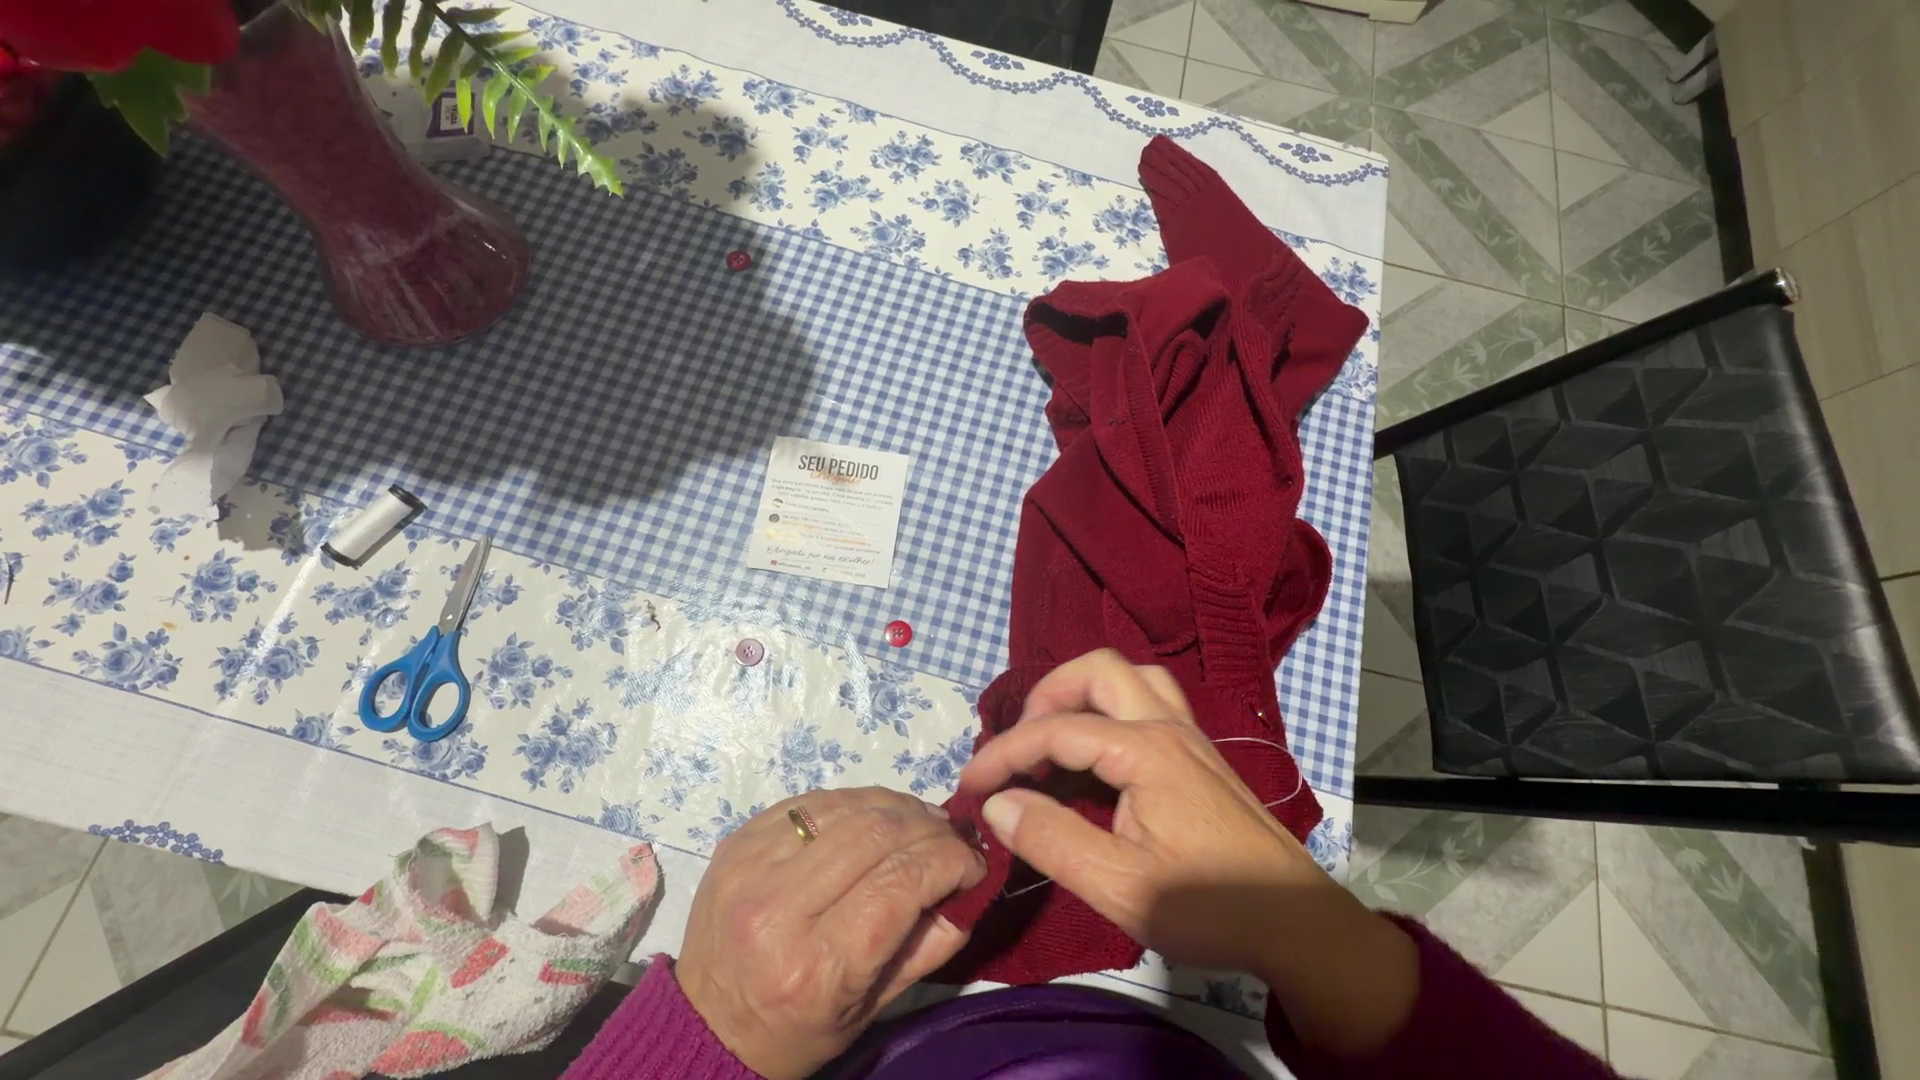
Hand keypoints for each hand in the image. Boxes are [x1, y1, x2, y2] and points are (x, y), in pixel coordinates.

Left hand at [675, 787, 986, 1079]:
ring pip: (848, 806)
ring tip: (921, 821)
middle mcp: (779, 907)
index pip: (901, 882)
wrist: (706, 1024)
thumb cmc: (798, 1029)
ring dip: (897, 806)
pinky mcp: (738, 839)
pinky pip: (813, 801)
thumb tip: (972, 884)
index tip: (972, 861)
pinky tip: (874, 817)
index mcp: (816, 965)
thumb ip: (929, 945)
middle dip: (930, 827)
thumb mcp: (873, 1008)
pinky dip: (855, 803)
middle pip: (877, 833)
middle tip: (953, 836)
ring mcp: (752, 864)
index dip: (949, 860)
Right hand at [956, 649, 1418, 1055]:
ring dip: (1084, 694)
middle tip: (1020, 746)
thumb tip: (998, 803)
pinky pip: (1149, 702)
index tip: (970, 788)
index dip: (1003, 754)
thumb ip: (1052, 839)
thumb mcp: (1118, 886)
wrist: (1297, 925)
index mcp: (1145, 752)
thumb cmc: (1208, 907)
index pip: (1056, 730)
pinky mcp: (1200, 756)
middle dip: (1047, 695)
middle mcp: (1168, 727)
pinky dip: (1110, 709)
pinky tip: (1099, 755)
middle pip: (1099, 669)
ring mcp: (1190, 737)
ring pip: (1131, 678)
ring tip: (1056, 738)